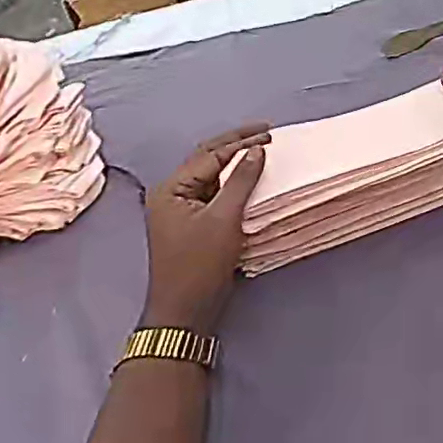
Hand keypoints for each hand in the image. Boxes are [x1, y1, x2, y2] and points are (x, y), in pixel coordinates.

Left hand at [141, 124, 269, 335]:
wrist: (185, 309)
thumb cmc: (200, 263)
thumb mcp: (224, 218)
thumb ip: (241, 180)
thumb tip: (258, 150)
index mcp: (171, 188)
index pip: (210, 155)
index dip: (241, 142)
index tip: (270, 134)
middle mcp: (173, 193)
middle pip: (208, 158)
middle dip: (237, 144)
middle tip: (267, 132)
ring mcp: (182, 208)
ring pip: (213, 174)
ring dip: (237, 162)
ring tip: (263, 150)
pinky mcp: (194, 221)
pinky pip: (216, 191)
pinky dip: (235, 181)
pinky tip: (252, 177)